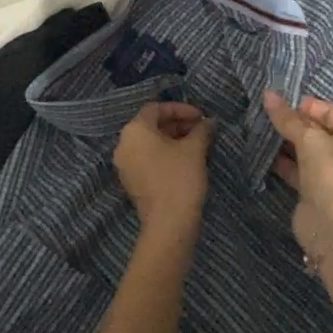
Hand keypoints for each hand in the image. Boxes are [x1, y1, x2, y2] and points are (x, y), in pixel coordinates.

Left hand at [113, 101, 215, 230]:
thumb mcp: (195, 149)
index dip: (181, 109)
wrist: (168, 224)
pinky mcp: (131, 182)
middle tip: (200, 130)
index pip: (156, 108)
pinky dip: (163, 154)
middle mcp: (124, 144)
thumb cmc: (180, 178)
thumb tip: (209, 121)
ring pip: (149, 143)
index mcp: (135, 130)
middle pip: (151, 125)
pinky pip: (146, 158)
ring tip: (196, 144)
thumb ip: (202, 129)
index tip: (201, 117)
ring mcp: (124, 165)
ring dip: (172, 139)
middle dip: (178, 124)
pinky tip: (184, 160)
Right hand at [262, 91, 332, 253]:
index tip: (281, 103)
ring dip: (286, 142)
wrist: (330, 224)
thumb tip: (268, 93)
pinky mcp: (315, 190)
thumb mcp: (308, 138)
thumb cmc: (329, 172)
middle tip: (268, 115)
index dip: (307, 106)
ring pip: (306, 150)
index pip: (330, 112)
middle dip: (294, 124)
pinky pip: (298, 169)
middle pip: (317, 131)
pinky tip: (266, 153)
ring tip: (263, 130)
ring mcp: (331, 174)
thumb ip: (287, 118)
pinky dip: (284, 162)